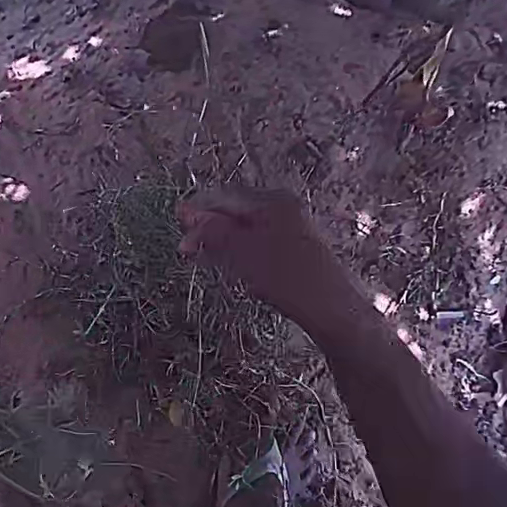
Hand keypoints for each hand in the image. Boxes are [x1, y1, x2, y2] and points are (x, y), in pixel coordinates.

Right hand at [178, 187, 347, 320]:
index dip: (197, 212)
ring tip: (202, 258)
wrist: (329, 309)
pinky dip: (236, 250)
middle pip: (234, 211)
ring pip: (243, 228)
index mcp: (272, 201)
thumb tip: (188, 214)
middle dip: (207, 227)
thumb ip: (214, 230)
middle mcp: (282, 208)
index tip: (178, 227)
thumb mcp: (242, 251)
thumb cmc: (286, 277)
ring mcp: (289, 227)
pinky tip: (228, 265)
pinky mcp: (292, 247)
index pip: (224, 197)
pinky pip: (256, 240)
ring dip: (220, 241)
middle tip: (187, 249)